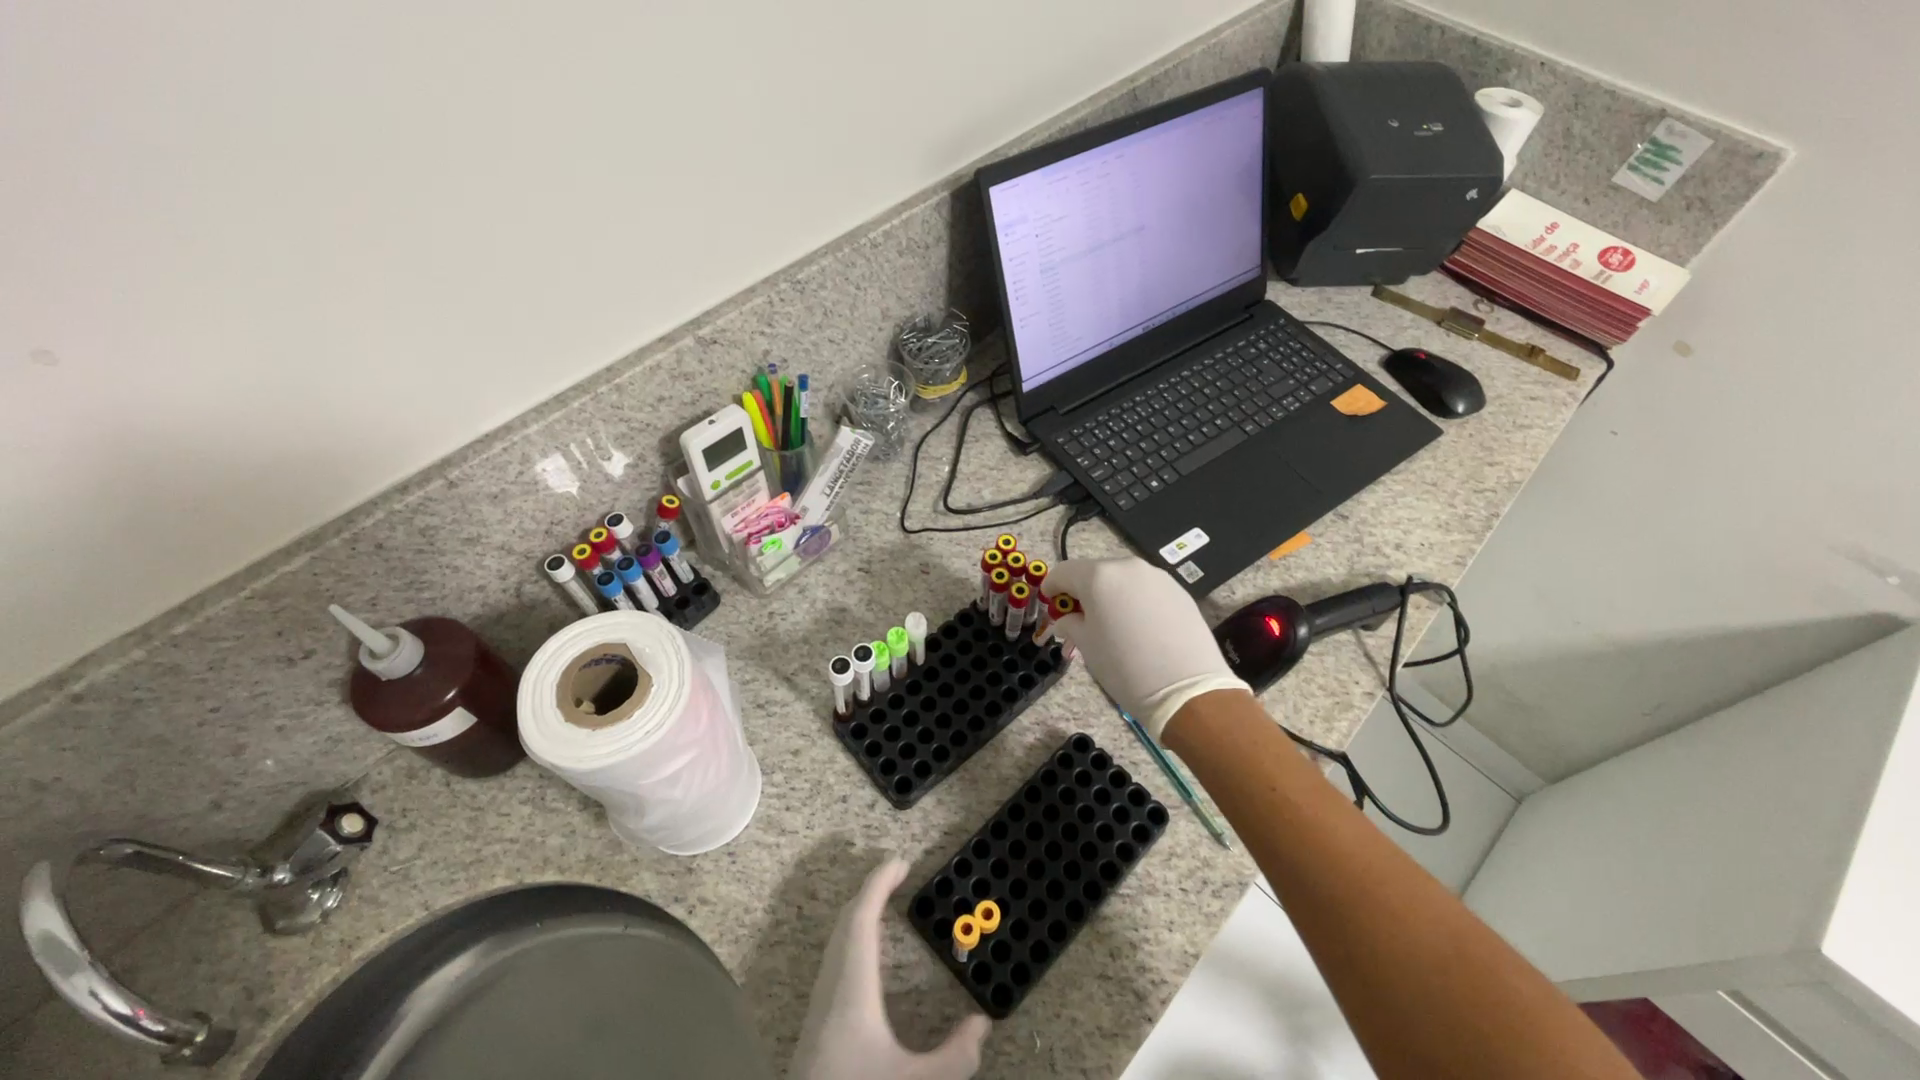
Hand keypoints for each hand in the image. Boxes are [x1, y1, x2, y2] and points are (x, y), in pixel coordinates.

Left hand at [789, 857, 990, 1079]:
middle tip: (897, 874)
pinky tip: (866, 953)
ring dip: (859, 913)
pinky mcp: (818, 1020)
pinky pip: (835, 958)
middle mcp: (832, 988)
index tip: (900, 862)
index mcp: (853, 990)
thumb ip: (954, 1058)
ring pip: (836, 941)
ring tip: (884, 902)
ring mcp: (821, 1003)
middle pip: (845, 923)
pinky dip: (853, 936)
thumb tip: (981, 1024)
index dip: (878, 885)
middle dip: (870, 891)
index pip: (862, 920)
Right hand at [1046, 556, 1248, 739]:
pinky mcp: (1179, 591)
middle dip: (1084, 592)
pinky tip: (1140, 629)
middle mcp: (1128, 567)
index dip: (1052, 587)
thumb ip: (1071, 624)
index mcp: (1099, 577)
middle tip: (1081, 620)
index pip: (1064, 571)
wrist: (1186, 689)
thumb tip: (1066, 619)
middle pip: (1095, 572)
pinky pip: (1147, 590)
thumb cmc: (1125, 667)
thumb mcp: (1087, 647)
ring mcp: (1158, 577)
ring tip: (1113, 626)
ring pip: (1123, 580)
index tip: (1050, 604)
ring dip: (1111, 596)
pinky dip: (1136, 602)